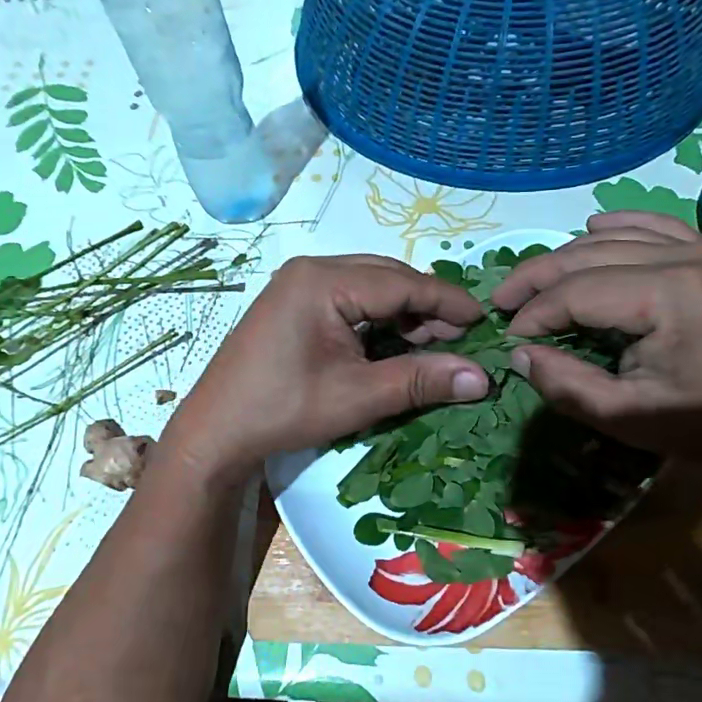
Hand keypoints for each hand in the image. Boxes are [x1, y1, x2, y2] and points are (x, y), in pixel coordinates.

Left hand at [159, 255, 490, 483]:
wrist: (216, 431)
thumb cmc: (283, 410)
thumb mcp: (357, 396)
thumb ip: (420, 380)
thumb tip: (483, 377)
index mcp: (322, 280)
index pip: (402, 282)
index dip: (447, 301)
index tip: (486, 322)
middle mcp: (310, 269)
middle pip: (386, 277)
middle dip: (426, 307)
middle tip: (461, 340)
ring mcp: (297, 284)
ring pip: (369, 287)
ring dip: (403, 313)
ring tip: (434, 345)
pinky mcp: (292, 303)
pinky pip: (348, 298)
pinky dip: (376, 318)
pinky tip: (394, 344)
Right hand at [489, 211, 701, 481]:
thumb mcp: (636, 419)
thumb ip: (569, 385)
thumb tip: (521, 355)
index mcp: (662, 294)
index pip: (573, 292)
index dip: (532, 315)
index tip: (509, 339)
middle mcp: (680, 257)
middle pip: (584, 255)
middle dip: (535, 279)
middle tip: (501, 302)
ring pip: (614, 237)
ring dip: (566, 255)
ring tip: (534, 279)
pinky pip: (656, 225)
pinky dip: (617, 226)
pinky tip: (593, 228)